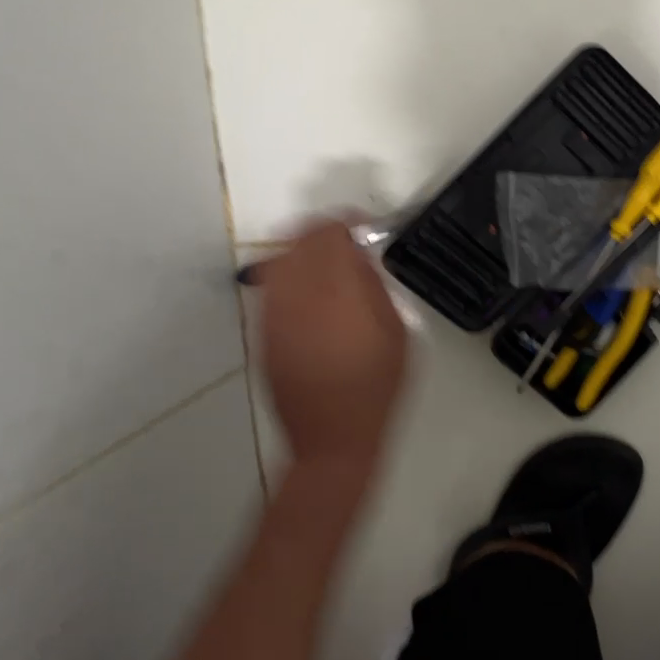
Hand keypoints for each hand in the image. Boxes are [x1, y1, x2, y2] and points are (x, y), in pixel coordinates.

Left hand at [258, 220, 408, 471]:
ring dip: (299, 251)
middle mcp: (298, 296)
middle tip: (343, 241)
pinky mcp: (261, 333)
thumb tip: (359, 260)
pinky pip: (268, 288)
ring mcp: (273, 315)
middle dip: (320, 231)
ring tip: (323, 264)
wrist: (332, 438)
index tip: (363, 227)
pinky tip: (306, 293)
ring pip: (277, 259)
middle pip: (297, 238)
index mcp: (338, 293)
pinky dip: (286, 278)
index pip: (330, 233)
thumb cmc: (378, 386)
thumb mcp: (398, 332)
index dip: (346, 221)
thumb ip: (376, 288)